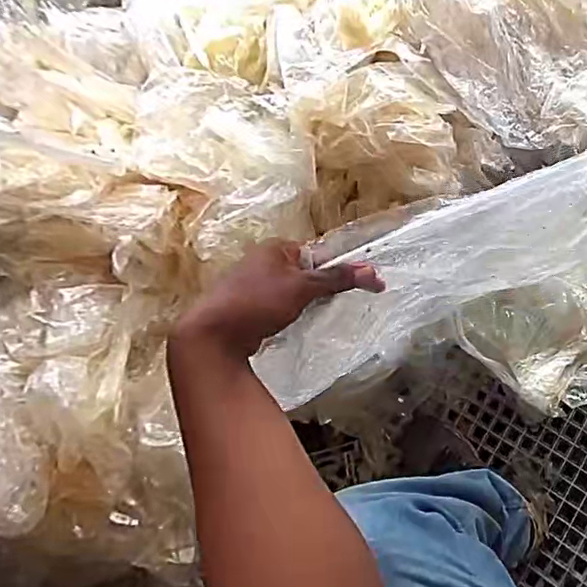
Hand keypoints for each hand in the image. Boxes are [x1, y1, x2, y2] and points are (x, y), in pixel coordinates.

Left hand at [172, 240, 384, 357]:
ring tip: (309, 315)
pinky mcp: (246, 307)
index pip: (317, 253)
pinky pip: (278, 305)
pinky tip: (289, 324)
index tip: (351, 286)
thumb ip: (338, 278)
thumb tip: (375, 273)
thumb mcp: (303, 288)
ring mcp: (251, 285)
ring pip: (292, 290)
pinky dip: (288, 313)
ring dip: (304, 302)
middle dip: (320, 287)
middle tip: (330, 303)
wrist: (211, 338)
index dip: (336, 268)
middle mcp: (261, 261)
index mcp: (274, 248)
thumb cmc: (257, 303)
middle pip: (306, 272)